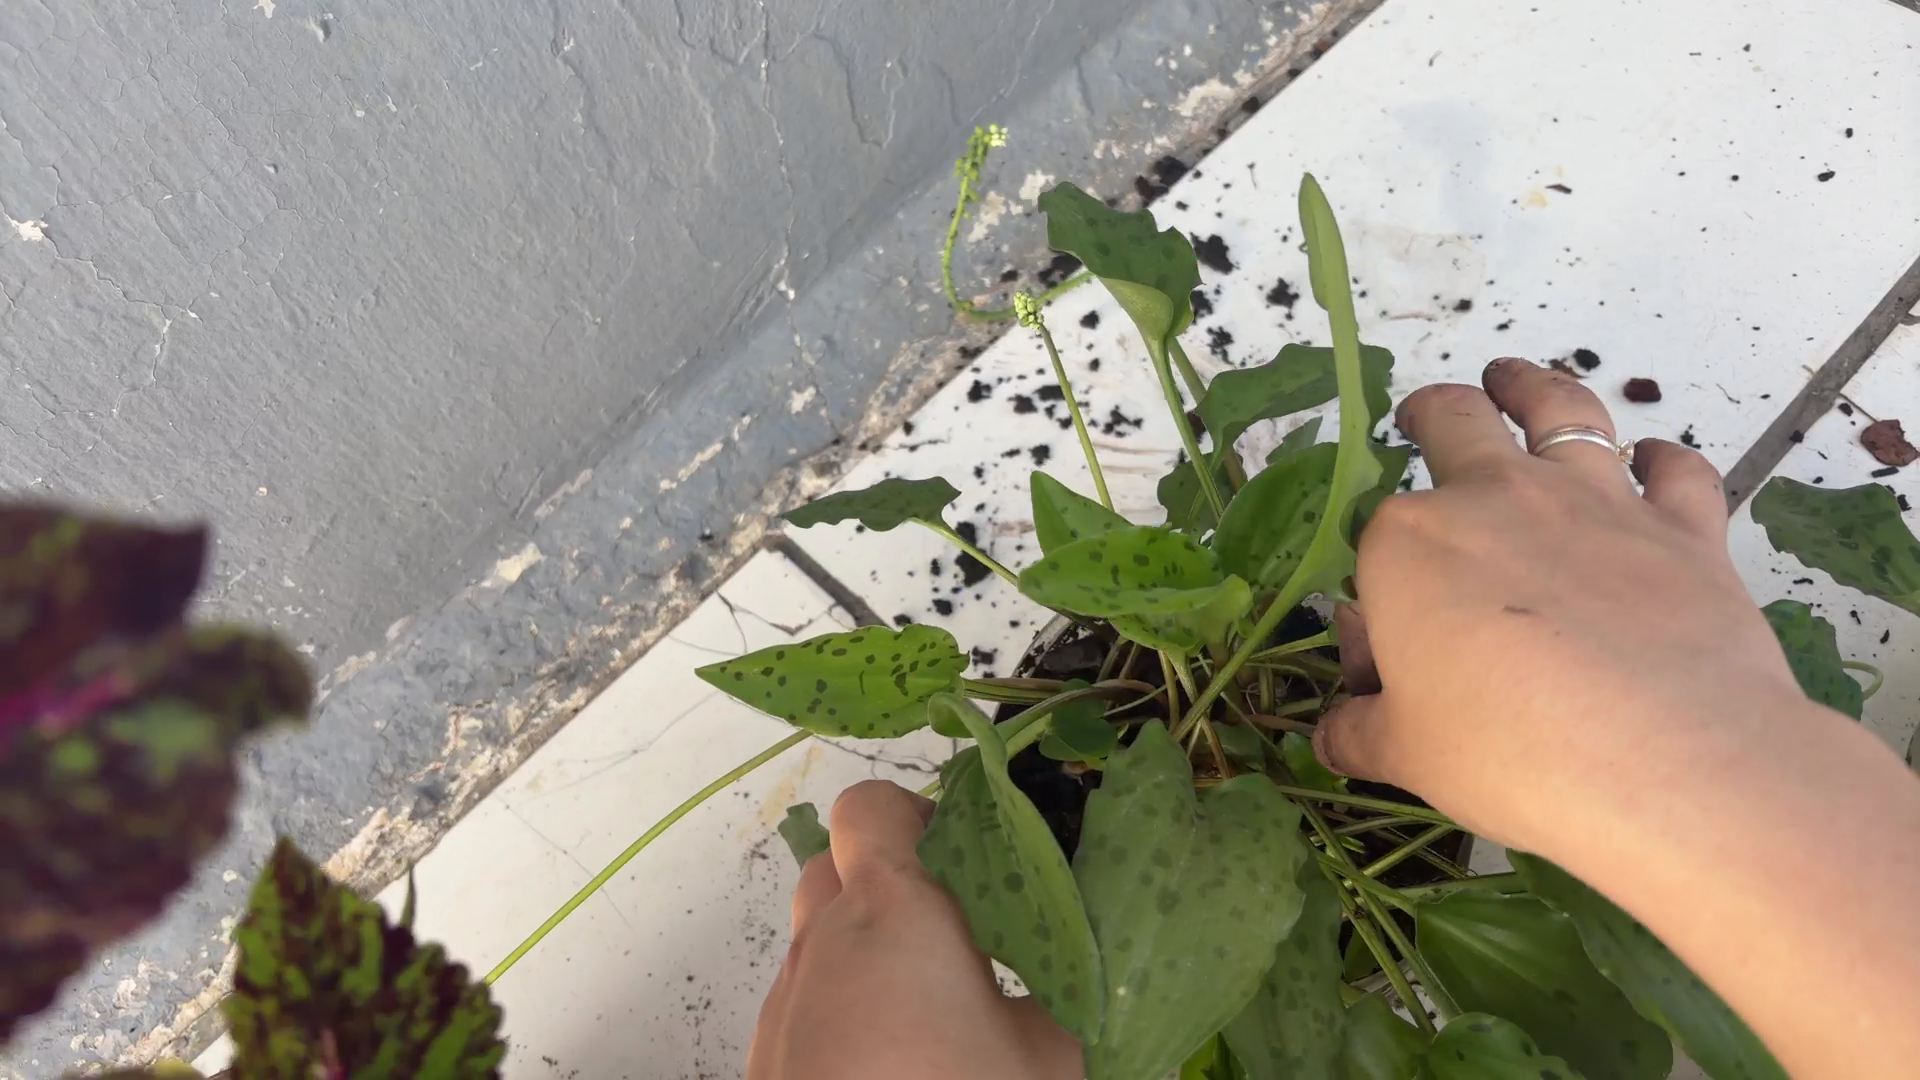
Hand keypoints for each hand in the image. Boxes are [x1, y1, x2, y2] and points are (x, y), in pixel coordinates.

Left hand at [747, 780, 1081, 1079]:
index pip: (871, 806)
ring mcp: (784, 1001)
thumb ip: (1065, 998)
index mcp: (892, 908)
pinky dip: (835, 999)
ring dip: (858, 942)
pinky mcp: (762, 1057)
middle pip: (835, 865)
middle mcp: (824, 939)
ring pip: (815, 933)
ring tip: (919, 1007)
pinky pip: (799, 995)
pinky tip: (880, 1062)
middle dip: (884, 878)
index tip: (959, 857)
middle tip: (947, 933)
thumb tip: (1079, 977)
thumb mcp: (1049, 1061)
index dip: (911, 814)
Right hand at [1317, 357, 1919, 1078]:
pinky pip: (1675, 472)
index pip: (1373, 538)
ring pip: (1562, 412)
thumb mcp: (1399, 748)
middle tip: (1420, 415)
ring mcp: (1591, 502)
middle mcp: (1490, 498)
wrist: (1672, 768)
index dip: (1372, 582)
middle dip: (1430, 411)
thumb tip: (1329, 737)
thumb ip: (1352, 730)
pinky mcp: (1684, 529)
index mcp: (1405, 539)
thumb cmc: (1501, 747)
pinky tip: (1650, 460)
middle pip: (1454, 420)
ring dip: (1534, 387)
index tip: (1381, 636)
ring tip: (1515, 377)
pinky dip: (1660, 461)